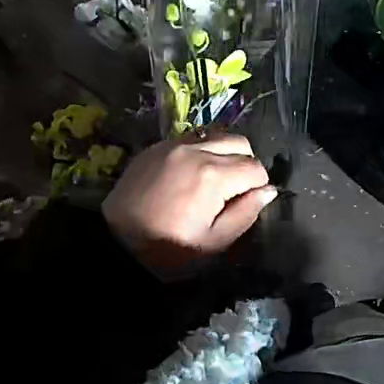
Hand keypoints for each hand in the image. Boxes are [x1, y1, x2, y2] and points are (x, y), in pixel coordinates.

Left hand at [102, 131, 277, 274]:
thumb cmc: (168, 249)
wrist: (115, 243)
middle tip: (233, 189)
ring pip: (218, 134)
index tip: (244, 202)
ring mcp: (175, 144)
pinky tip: (193, 171)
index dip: (257, 187)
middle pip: (241, 143)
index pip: (256, 168)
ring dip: (225, 152)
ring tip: (215, 177)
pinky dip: (202, 149)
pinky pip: (193, 137)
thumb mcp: (213, 242)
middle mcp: (198, 151)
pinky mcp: (158, 146)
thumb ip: (246, 214)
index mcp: (214, 176)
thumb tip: (268, 191)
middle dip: (245, 164)